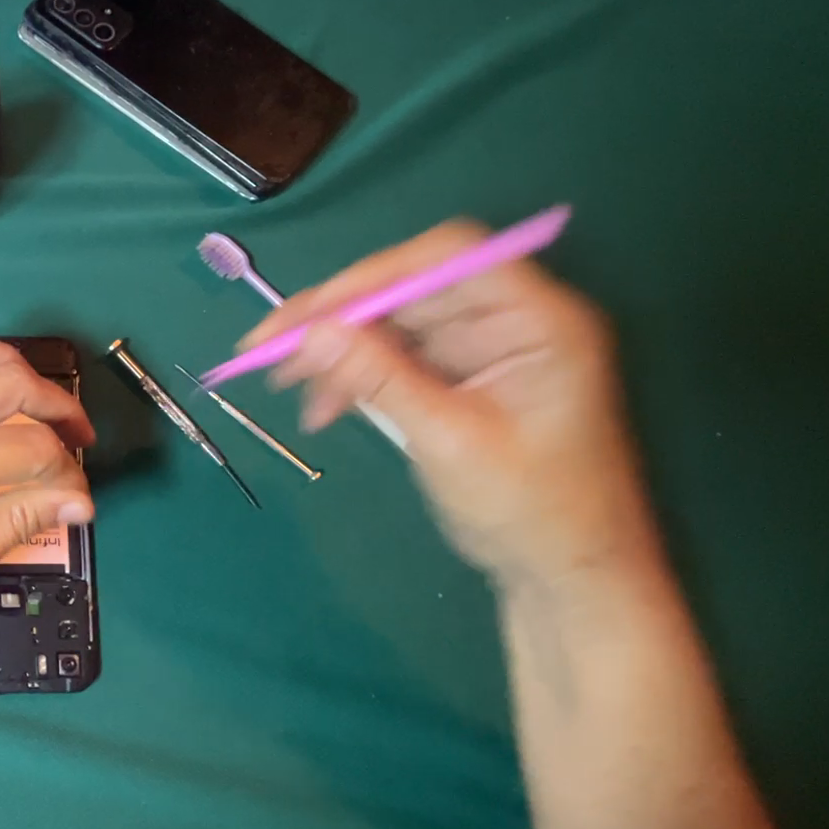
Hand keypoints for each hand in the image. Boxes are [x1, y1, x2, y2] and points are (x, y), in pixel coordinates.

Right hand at [241, 220, 655, 583]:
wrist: (561, 568)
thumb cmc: (529, 507)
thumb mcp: (449, 439)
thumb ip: (380, 380)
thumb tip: (312, 334)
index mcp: (532, 319)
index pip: (445, 260)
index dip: (371, 276)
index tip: (308, 314)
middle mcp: (503, 321)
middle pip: (405, 289)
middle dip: (335, 317)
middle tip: (266, 346)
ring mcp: (476, 349)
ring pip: (387, 325)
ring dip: (333, 351)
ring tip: (284, 383)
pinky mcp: (451, 379)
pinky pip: (388, 360)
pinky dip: (349, 379)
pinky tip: (320, 409)